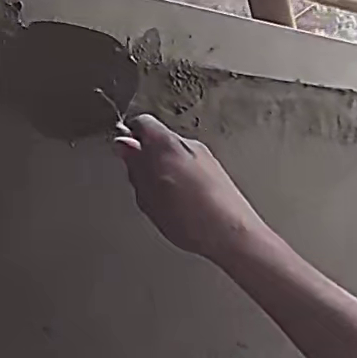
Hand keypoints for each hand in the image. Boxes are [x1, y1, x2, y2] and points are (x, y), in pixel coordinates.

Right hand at [115, 114, 281, 264]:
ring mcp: (205, 157)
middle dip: (146, 158)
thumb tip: (124, 147)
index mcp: (167, 143)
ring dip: (163, 171)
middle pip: (157, 139)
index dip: (129, 139)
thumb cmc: (192, 217)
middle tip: (142, 185)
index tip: (124, 156)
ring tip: (163, 200)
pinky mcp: (216, 172)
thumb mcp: (147, 194)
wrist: (233, 235)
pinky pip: (188, 168)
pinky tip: (180, 205)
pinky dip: (180, 181)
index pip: (140, 123)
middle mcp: (189, 144)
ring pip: (173, 155)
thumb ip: (133, 165)